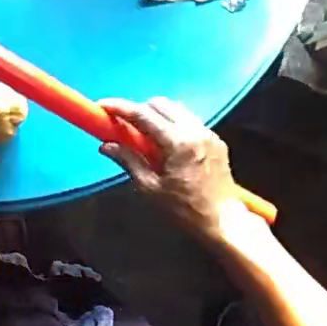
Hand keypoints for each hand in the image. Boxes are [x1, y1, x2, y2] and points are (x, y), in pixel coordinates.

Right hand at [99, 97, 248, 243]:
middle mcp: (195, 131)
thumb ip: (128, 161)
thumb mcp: (150, 188)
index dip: (119, 107)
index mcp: (178, 144)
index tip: (102, 106)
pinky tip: (164, 141)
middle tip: (123, 125)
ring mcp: (208, 134)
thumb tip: (106, 145)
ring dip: (155, 114)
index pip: (143, 115)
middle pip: (160, 104)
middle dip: (138, 109)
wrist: (224, 222)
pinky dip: (171, 122)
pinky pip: (188, 119)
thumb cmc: (184, 209)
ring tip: (142, 134)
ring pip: (175, 108)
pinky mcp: (215, 139)